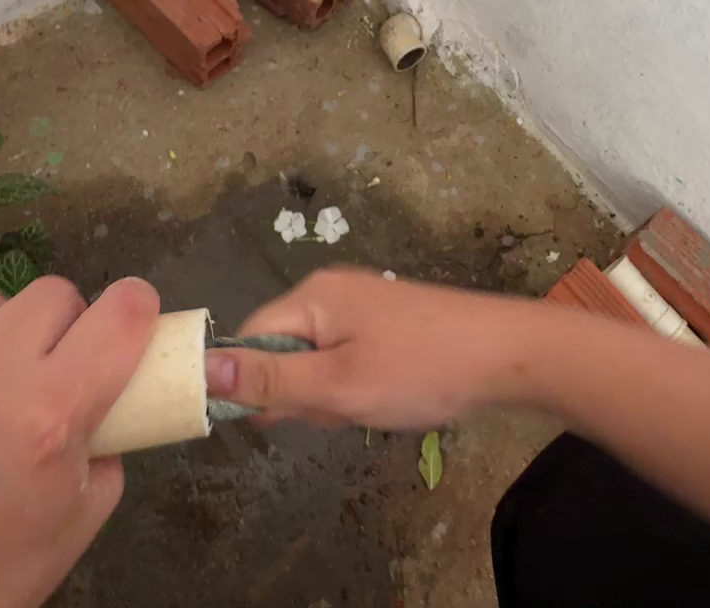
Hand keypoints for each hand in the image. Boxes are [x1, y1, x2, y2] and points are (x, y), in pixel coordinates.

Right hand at [203, 267, 552, 429]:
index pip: (250, 337)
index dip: (252, 381)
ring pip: (318, 361)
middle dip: (303, 391)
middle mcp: (333, 291)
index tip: (278, 418)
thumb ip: (270, 378)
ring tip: (373, 402)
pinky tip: (388, 395)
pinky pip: (348, 357)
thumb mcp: (338, 383)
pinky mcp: (386, 323)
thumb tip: (202, 365)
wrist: (507, 354)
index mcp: (314, 295)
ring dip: (334, 394)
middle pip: (284, 350)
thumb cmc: (419, 368)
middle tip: (343, 406)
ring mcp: (363, 305)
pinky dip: (359, 384)